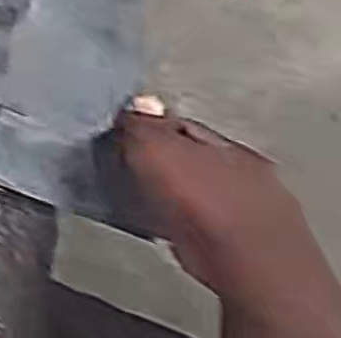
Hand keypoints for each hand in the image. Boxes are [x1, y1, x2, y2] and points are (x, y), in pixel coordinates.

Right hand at [121, 111, 340, 320]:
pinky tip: (156, 213)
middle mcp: (252, 178)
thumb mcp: (153, 143)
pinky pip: (193, 214)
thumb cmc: (199, 196)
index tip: (116, 131)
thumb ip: (139, 120)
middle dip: (154, 156)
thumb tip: (137, 105)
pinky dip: (172, 212)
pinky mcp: (239, 241)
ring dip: (162, 186)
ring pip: (189, 186)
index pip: (180, 124)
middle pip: (186, 156)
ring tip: (135, 186)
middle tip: (123, 157)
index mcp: (237, 150)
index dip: (143, 124)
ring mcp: (251, 213)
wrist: (242, 263)